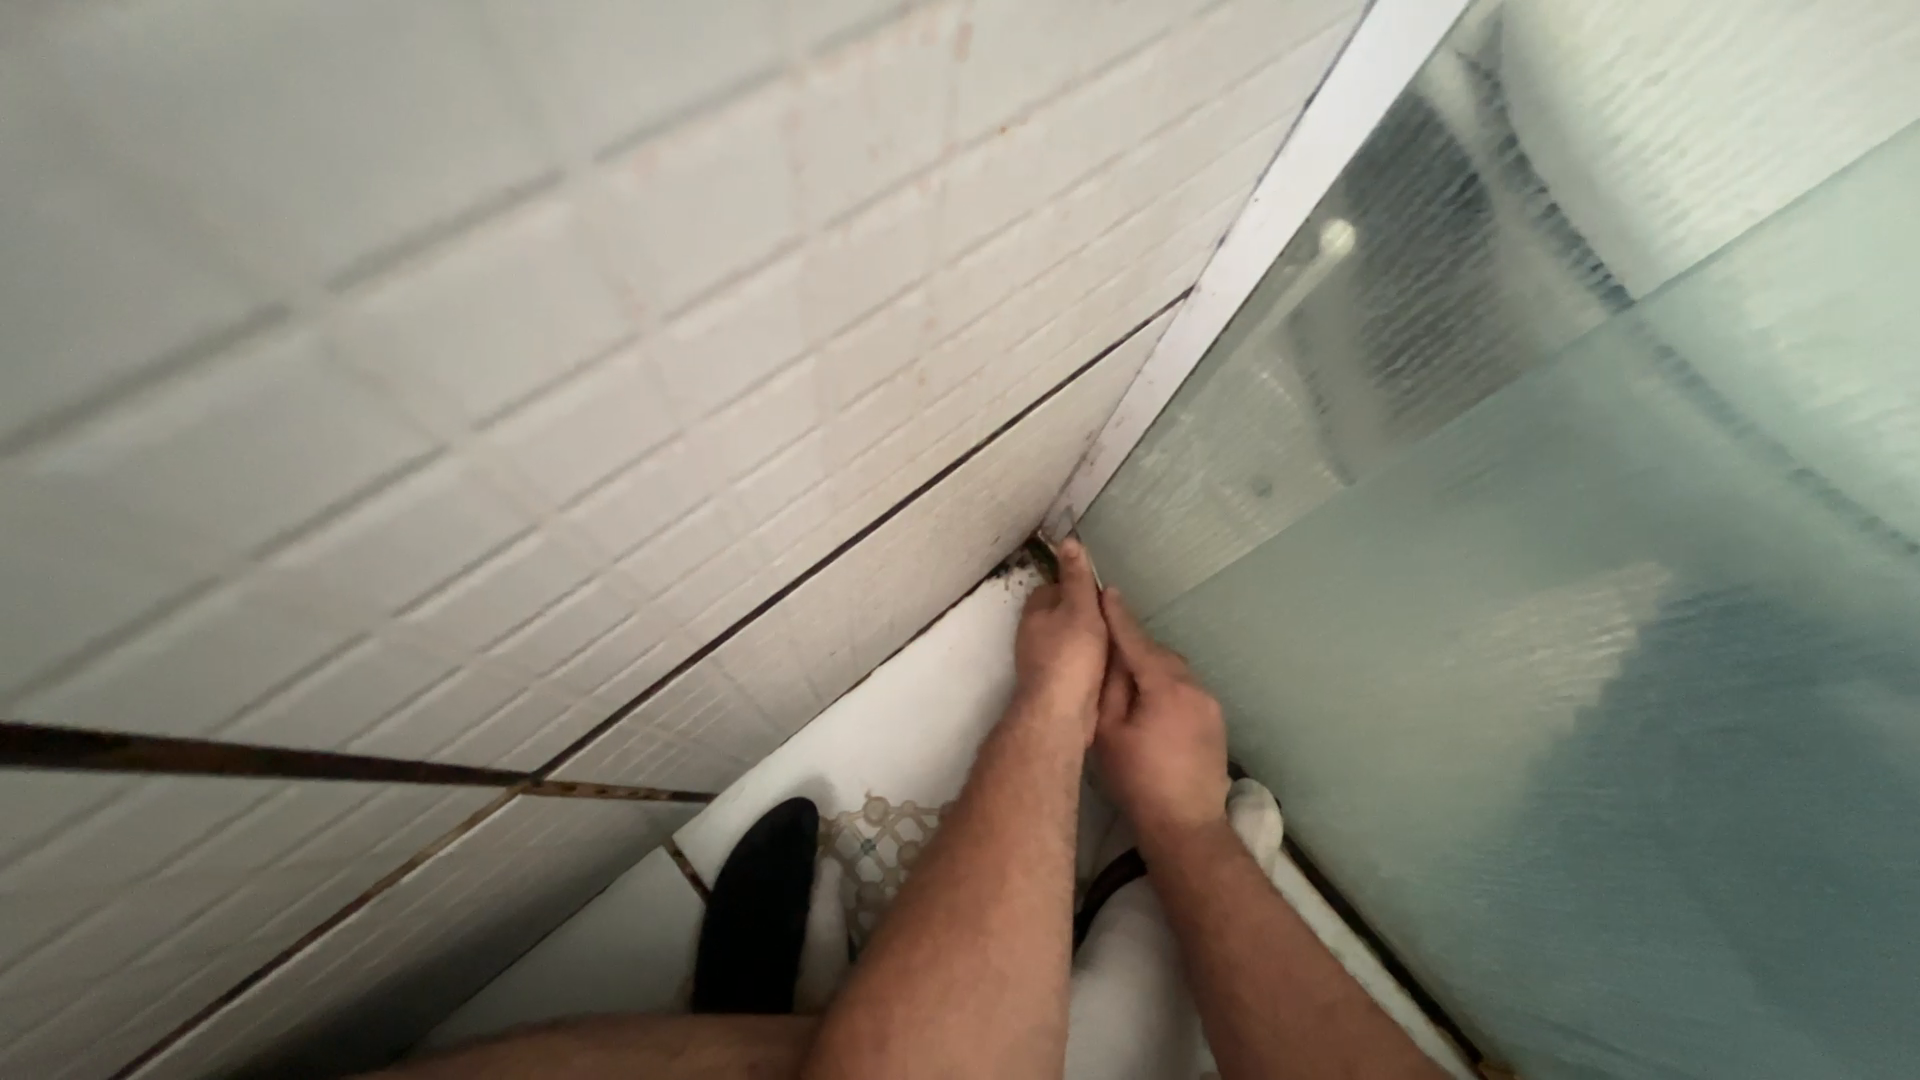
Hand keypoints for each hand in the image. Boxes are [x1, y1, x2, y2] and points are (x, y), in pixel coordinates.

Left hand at [1012, 539, 1107, 745]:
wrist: (1060, 713)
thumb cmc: (1071, 655)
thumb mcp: (1080, 609)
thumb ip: (1076, 577)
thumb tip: (1068, 540)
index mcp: (1035, 610)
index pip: (1056, 586)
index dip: (1079, 585)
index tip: (1102, 592)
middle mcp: (1032, 633)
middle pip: (1064, 614)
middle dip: (1087, 614)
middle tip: (1115, 618)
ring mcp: (1041, 659)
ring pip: (1070, 639)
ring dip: (1091, 639)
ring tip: (1118, 641)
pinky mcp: (1054, 682)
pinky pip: (1075, 663)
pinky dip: (1091, 661)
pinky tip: (1109, 666)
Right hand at [1094, 589, 1229, 847]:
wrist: (1186, 826)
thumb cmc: (1138, 779)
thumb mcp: (1107, 731)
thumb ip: (1109, 686)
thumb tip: (1111, 655)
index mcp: (1165, 685)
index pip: (1136, 639)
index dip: (1117, 615)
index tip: (1104, 590)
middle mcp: (1194, 685)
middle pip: (1157, 652)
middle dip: (1132, 644)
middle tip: (1105, 640)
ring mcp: (1210, 703)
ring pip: (1173, 670)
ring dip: (1149, 666)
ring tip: (1123, 674)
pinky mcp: (1215, 720)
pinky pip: (1184, 688)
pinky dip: (1164, 684)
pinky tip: (1148, 699)